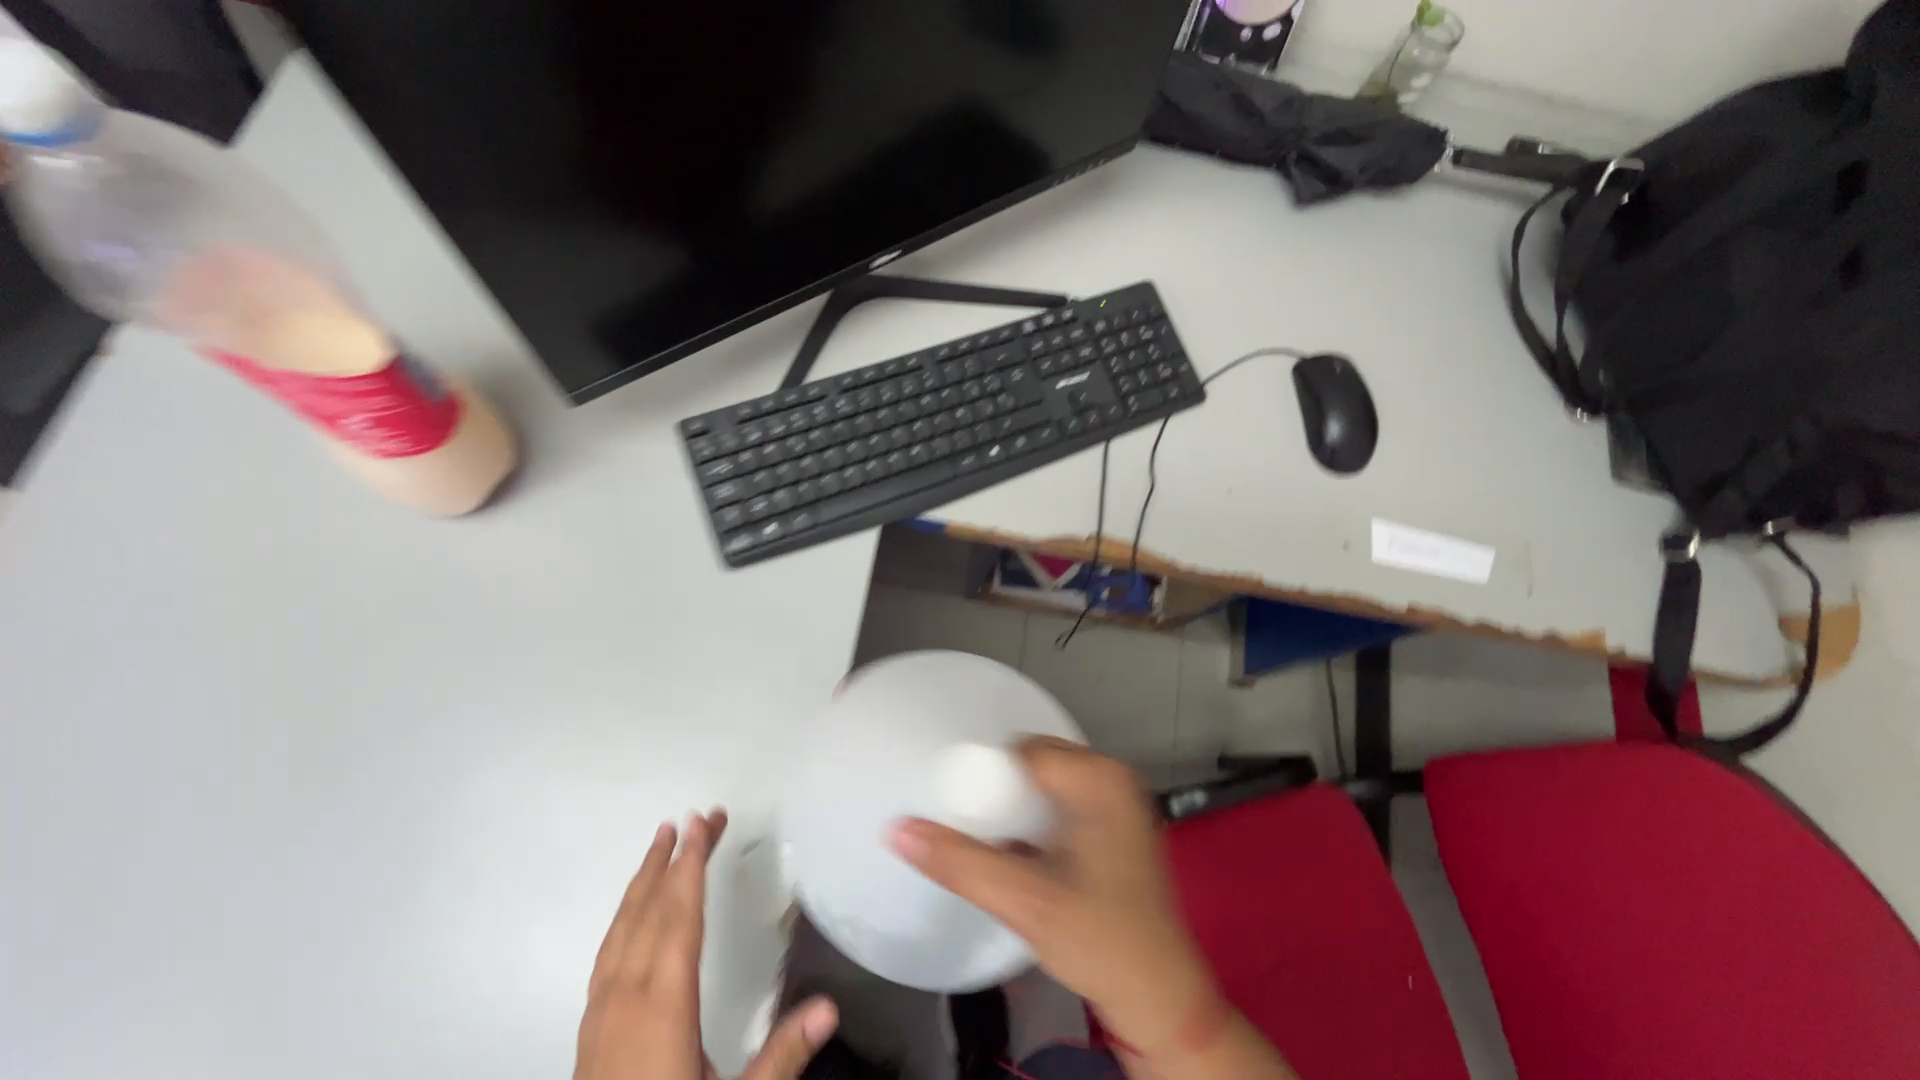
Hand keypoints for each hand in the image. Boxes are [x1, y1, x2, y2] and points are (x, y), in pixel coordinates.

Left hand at [576, 810, 838, 1079]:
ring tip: (660, 844)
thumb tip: (828, 1006)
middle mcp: (625, 997)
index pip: (679, 915)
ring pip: (620, 928)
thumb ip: (780, 1056)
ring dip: (642, 881)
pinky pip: (607, 953)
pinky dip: (624, 918)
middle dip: (671, 859)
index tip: (704, 823)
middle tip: (694, 817)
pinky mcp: (591, 1030)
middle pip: (649, 910)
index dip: (692, 864)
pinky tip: (633, 918)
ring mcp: (601, 1012)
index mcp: (662, 1004)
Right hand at [889, 740, 1223, 1059]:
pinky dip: (1032, 825)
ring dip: (1012, 812)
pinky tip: (1014, 858)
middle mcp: (1113, 779)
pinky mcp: (1113, 830)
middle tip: (968, 834)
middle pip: (1030, 765)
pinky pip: (1058, 807)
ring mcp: (1117, 804)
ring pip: (1041, 787)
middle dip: (996, 795)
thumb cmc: (1101, 942)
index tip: (955, 812)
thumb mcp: (1025, 902)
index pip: (1019, 752)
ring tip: (986, 847)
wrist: (1160, 997)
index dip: (984, 778)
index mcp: (1099, 779)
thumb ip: (960, 863)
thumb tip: (898, 829)